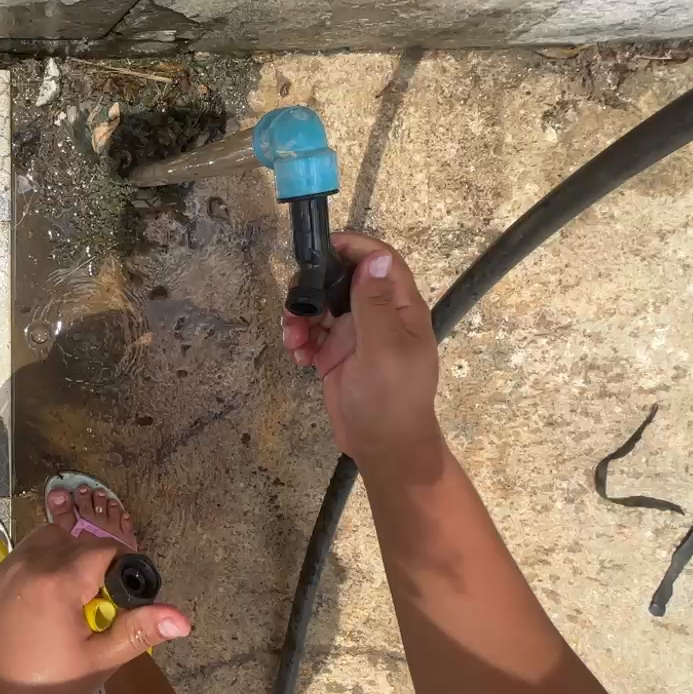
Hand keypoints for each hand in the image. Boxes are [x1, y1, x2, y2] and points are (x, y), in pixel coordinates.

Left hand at [0, 524, 189, 693]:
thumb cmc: (44, 687)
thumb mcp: (97, 662)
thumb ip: (138, 631)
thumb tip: (182, 618)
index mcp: (60, 578)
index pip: (103, 547)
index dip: (122, 562)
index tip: (126, 591)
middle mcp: (31, 561)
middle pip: (75, 540)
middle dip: (95, 560)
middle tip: (100, 600)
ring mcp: (6, 568)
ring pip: (46, 539)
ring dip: (65, 555)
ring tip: (72, 596)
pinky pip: (23, 555)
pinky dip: (40, 564)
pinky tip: (43, 602)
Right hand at [281, 232, 442, 474]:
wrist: (382, 445)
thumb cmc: (389, 398)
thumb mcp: (383, 348)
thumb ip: (375, 304)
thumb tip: (375, 258)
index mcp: (399, 308)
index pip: (380, 261)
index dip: (354, 248)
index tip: (320, 250)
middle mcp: (378, 316)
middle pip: (342, 281)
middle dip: (314, 289)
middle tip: (294, 304)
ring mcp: (356, 336)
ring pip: (322, 308)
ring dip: (301, 317)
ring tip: (293, 339)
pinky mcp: (336, 355)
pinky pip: (313, 334)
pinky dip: (301, 339)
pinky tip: (298, 356)